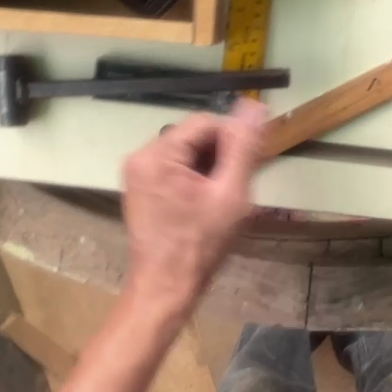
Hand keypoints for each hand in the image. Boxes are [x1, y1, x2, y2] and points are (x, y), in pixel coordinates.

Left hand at [120, 101, 267, 320]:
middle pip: (194, 135)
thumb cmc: (201, 244)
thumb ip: (243, 147)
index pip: (207, 122)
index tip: (247, 168)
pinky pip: (174, 166)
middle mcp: (141, 155)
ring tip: (220, 197)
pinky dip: (194, 177)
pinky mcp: (140, 186)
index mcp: (158, 154)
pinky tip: (204, 201)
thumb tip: (255, 106)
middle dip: (220, 155)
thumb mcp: (231, 193)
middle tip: (234, 186)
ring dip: (209, 166)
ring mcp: (137, 171)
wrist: (166, 286)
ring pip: (186, 150)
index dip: (233, 140)